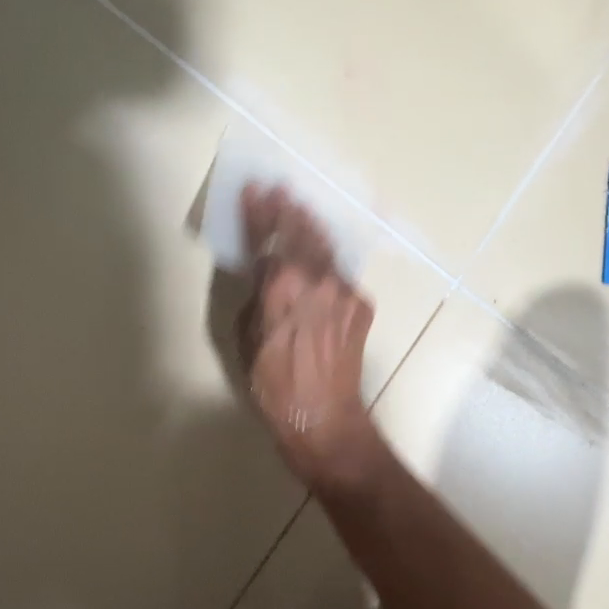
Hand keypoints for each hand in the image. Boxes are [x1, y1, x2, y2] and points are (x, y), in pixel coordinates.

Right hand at [240, 183, 382, 489]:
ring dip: (311, 228)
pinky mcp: (361, 306)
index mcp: (281, 285)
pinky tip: (322, 262)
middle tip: (278, 189)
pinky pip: (340, 276)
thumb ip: (257, 300)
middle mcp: (316, 278)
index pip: (265, 237)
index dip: (256, 211)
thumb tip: (265, 283)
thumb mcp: (247, 339)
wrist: (325, 418)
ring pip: (326, 249)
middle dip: (286, 209)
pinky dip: (328, 264)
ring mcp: (344, 290)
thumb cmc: (273, 386)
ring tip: (302, 211)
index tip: (252, 189)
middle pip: (300, 232)